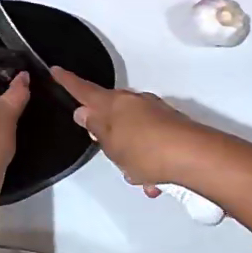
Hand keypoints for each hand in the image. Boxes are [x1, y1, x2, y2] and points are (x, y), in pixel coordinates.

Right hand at [50, 67, 208, 195]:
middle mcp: (135, 103)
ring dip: (133, 154)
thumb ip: (96, 127)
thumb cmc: (145, 151)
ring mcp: (157, 113)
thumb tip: (83, 111)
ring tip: (138, 177)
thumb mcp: (112, 145)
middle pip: (112, 112)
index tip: (56, 70)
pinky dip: (150, 162)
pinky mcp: (175, 127)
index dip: (69, 82)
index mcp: (115, 104)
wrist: (196, 157)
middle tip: (108, 151)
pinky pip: (153, 145)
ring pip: (134, 132)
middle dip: (108, 132)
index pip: (85, 91)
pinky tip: (155, 182)